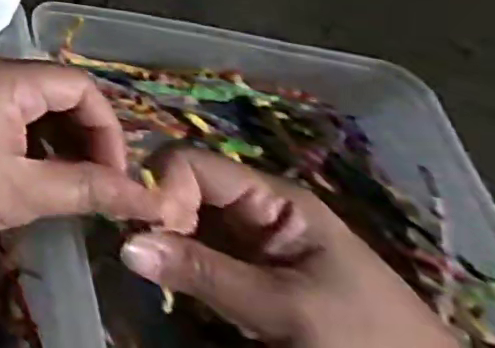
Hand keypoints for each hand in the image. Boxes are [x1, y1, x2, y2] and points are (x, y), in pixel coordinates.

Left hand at [0, 54, 167, 233]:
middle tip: (96, 184)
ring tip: (68, 182)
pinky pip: (6, 100)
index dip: (108, 131)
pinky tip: (33, 168)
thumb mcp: (25, 192)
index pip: (79, 86)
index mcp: (4, 76)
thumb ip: (88, 189)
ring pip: (32, 96)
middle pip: (56, 88)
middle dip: (84, 135)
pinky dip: (28, 130)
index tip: (114, 178)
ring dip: (57, 135)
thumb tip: (148, 199)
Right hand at [123, 147, 456, 347]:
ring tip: (151, 270)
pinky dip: (174, 265)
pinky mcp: (244, 275)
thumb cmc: (370, 341)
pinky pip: (194, 254)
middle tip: (143, 253)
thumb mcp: (290, 310)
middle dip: (156, 215)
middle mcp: (253, 209)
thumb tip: (124, 244)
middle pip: (181, 189)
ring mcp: (248, 244)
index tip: (148, 229)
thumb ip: (207, 274)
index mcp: (272, 198)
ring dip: (161, 242)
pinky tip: (168, 282)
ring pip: (181, 222)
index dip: (161, 187)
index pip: (190, 163)